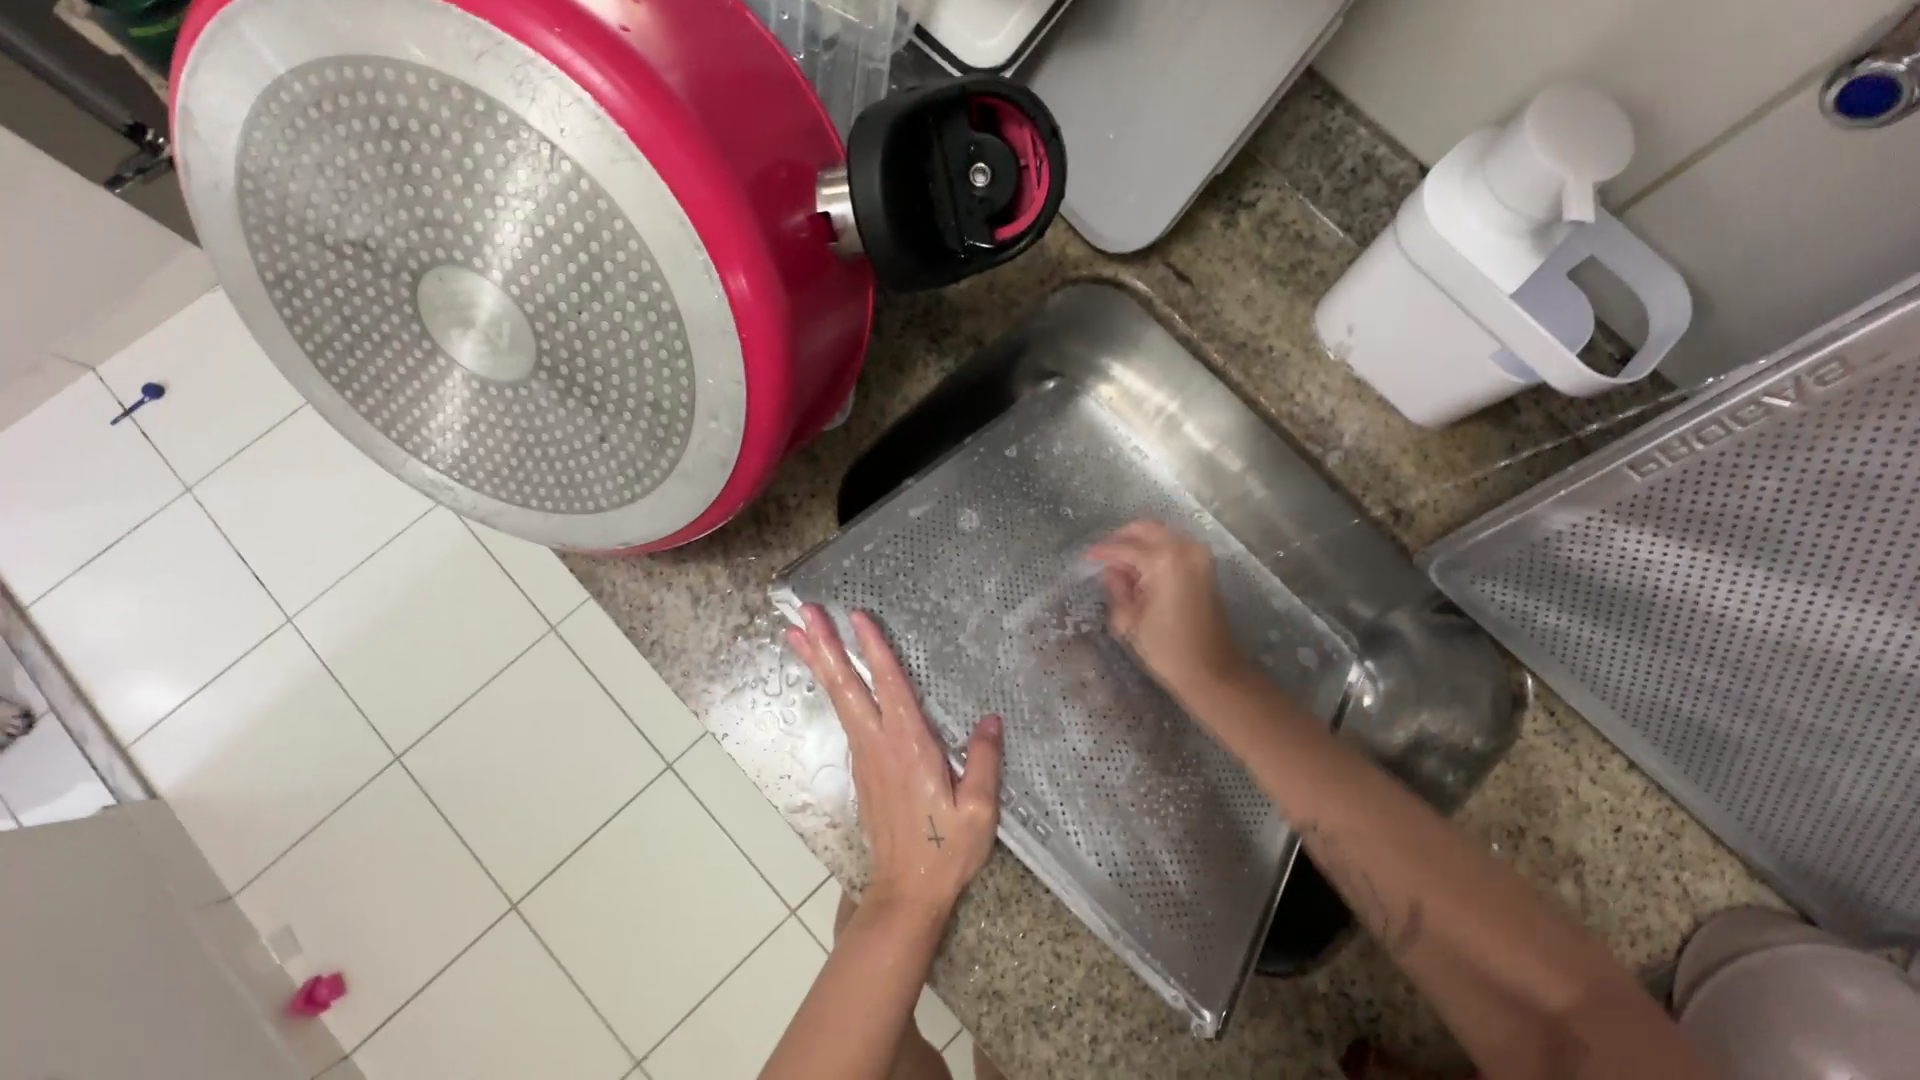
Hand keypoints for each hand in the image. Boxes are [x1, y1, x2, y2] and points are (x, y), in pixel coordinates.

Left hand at [785, 604, 1002, 917]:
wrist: (906, 890)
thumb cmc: (946, 850)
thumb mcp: (979, 809)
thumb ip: (984, 761)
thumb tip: (990, 719)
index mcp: (910, 747)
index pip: (890, 687)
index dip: (875, 649)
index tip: (858, 617)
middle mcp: (880, 745)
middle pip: (847, 687)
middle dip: (826, 647)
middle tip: (803, 612)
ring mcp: (866, 756)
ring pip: (838, 700)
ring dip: (820, 663)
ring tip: (799, 633)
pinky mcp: (863, 769)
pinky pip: (844, 717)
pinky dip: (831, 689)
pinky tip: (830, 678)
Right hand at [1085, 520, 1250, 698]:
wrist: (1212, 670)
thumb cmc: (1166, 649)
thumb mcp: (1129, 620)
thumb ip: (1117, 588)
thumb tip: (1112, 571)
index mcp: (1162, 560)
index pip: (1124, 547)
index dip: (1102, 551)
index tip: (1086, 557)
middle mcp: (1183, 548)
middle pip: (1146, 529)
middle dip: (1122, 538)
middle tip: (1103, 555)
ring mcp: (1199, 555)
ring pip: (1162, 535)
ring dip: (1140, 543)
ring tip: (1121, 565)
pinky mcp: (1206, 567)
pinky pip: (1175, 546)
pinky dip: (1156, 550)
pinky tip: (1141, 569)